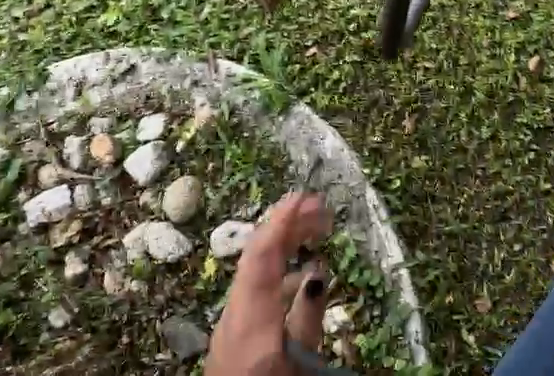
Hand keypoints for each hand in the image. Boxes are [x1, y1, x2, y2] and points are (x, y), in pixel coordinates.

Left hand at [208, 191, 332, 375]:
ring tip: (318, 232)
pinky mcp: (234, 334)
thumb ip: (308, 318)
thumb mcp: (300, 360)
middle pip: (257, 255)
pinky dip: (279, 267)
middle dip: (287, 224)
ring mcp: (231, 323)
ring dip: (285, 244)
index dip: (282, 220)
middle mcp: (235, 312)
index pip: (263, 253)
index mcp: (251, 314)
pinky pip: (255, 286)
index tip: (305, 194)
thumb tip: (318, 274)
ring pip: (255, 269)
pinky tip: (300, 274)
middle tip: (322, 207)